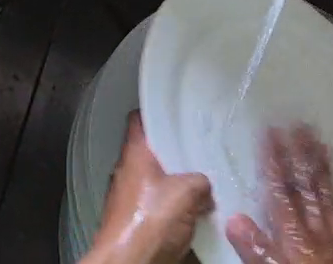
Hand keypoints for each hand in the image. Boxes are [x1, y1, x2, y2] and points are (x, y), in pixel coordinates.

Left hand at [83, 111, 213, 263]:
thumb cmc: (150, 220)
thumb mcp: (186, 193)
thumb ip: (201, 182)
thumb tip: (206, 186)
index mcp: (134, 152)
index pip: (139, 118)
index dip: (155, 112)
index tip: (175, 113)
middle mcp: (126, 169)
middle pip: (150, 151)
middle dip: (173, 152)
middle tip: (197, 150)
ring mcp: (127, 196)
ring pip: (154, 179)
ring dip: (173, 182)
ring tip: (199, 182)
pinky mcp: (132, 220)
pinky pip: (154, 204)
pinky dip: (169, 206)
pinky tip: (189, 212)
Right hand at [226, 125, 332, 263]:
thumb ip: (256, 250)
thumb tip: (234, 217)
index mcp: (294, 236)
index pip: (281, 191)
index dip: (274, 160)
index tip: (270, 131)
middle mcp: (319, 232)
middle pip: (308, 188)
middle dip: (301, 155)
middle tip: (298, 124)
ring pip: (332, 199)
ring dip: (325, 170)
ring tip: (322, 143)